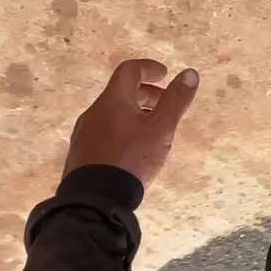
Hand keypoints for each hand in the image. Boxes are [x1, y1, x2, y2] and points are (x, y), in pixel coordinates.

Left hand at [63, 59, 199, 186]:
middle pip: (120, 92)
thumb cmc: (131, 159)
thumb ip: (176, 100)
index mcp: (112, 101)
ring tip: (151, 130)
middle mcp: (94, 113)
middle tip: (163, 104)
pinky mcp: (79, 156)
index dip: (149, 68)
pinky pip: (103, 132)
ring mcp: (84, 135)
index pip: (129, 70)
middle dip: (145, 93)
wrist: (94, 203)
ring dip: (133, 113)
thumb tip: (190, 73)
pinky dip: (121, 129)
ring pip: (111, 113)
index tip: (165, 75)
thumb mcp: (161, 128)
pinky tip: (132, 150)